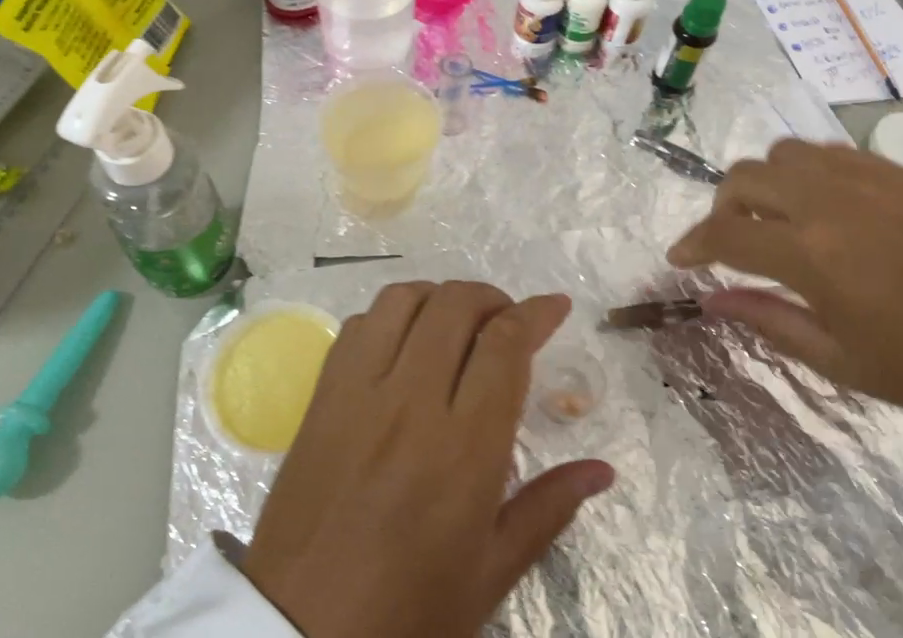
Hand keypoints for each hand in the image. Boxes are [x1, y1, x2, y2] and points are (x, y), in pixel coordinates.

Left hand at [242, 281, 615, 637]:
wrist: (300, 633)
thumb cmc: (408, 611)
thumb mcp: (491, 572)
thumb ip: (549, 508)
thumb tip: (602, 470)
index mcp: (464, 448)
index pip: (505, 344)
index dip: (536, 313)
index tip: (555, 307)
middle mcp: (411, 403)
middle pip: (455, 306)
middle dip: (492, 299)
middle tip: (509, 322)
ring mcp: (357, 395)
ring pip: (401, 301)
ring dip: (439, 298)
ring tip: (457, 325)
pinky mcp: (319, 400)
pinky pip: (356, 328)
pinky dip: (388, 318)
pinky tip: (402, 346)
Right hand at [667, 141, 902, 416]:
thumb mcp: (840, 361)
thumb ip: (768, 320)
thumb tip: (714, 299)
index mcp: (811, 255)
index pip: (726, 233)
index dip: (693, 244)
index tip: (679, 258)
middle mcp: (829, 203)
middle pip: (745, 177)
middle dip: (723, 207)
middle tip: (731, 241)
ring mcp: (865, 179)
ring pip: (784, 153)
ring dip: (764, 181)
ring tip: (777, 217)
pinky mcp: (896, 171)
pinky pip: (828, 151)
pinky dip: (805, 170)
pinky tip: (821, 204)